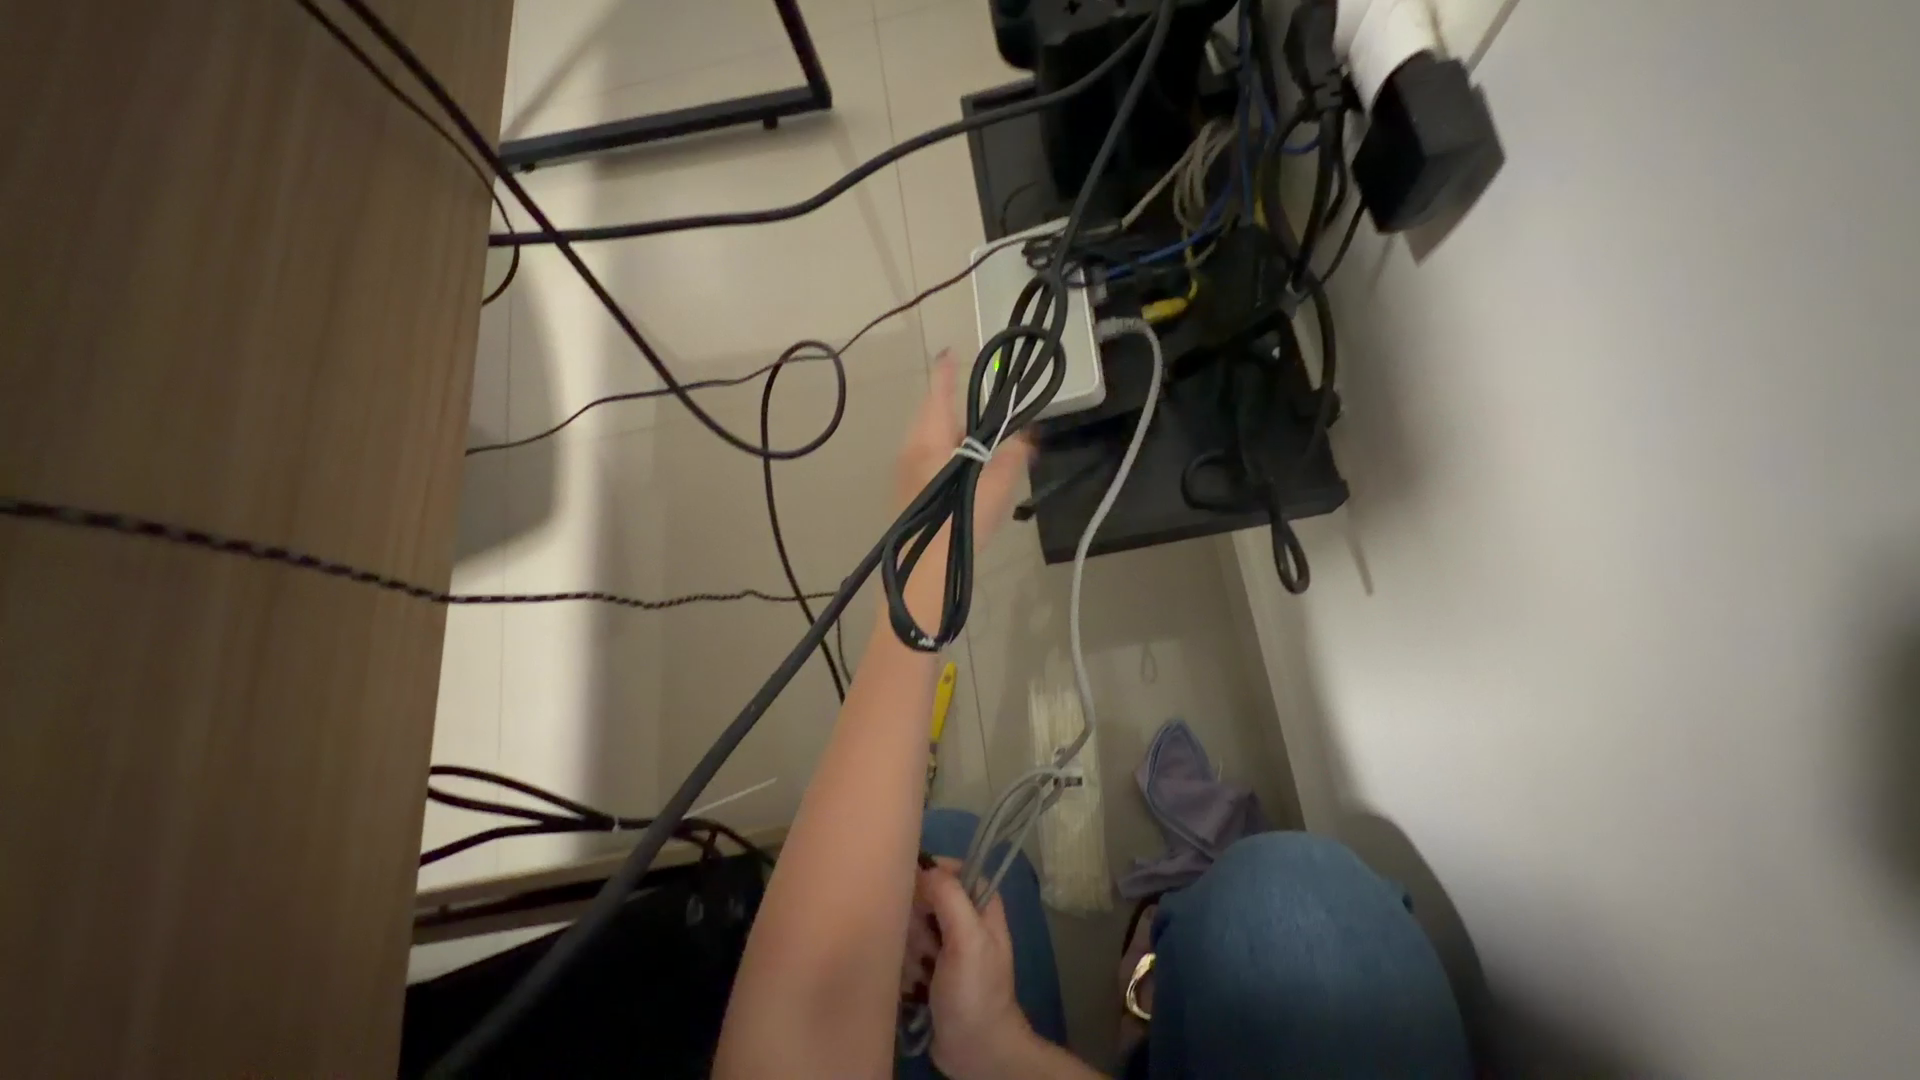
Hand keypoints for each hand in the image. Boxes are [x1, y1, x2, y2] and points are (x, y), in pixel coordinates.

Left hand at [894, 350, 1033, 551]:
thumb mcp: (995, 485)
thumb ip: (1014, 455)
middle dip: (955, 408)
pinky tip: (968, 474)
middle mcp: (911, 449)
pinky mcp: (908, 495)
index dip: (947, 371)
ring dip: (955, 437)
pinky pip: (930, 463)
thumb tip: (1026, 436)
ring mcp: (905, 474)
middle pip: (933, 417)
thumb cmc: (958, 521)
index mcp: (929, 438)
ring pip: (931, 442)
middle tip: (982, 406)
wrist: (921, 572)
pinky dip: (950, 458)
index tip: (952, 352)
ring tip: (983, 443)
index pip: (938, 392)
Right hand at [903, 860, 1036, 1079]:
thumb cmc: (976, 991)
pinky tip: (914, 986)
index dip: (935, 873)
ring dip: (911, 950)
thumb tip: (925, 867)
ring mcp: (946, 949)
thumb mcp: (968, 939)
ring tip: (920, 972)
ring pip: (913, 928)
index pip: (957, 870)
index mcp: (982, 906)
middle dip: (917, 921)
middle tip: (923, 944)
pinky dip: (906, 969)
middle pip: (928, 899)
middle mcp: (965, 922)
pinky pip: (907, 955)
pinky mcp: (930, 973)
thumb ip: (950, 897)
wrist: (975, 1052)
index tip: (913, 885)